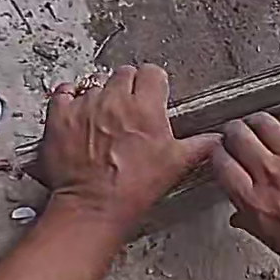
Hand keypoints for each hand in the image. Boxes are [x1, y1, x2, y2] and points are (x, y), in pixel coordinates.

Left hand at [36, 64, 218, 231]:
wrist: (93, 207)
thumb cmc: (134, 189)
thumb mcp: (176, 166)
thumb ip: (200, 146)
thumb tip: (218, 139)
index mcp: (146, 108)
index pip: (152, 73)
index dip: (153, 84)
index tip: (152, 95)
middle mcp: (115, 100)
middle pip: (124, 74)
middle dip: (128, 88)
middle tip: (128, 110)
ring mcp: (85, 106)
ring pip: (95, 84)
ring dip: (101, 96)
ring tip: (103, 119)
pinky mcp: (60, 116)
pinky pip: (63, 94)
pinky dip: (70, 100)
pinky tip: (78, 115)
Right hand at [210, 112, 279, 276]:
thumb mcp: (276, 242)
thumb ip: (252, 222)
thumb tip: (240, 215)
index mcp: (254, 201)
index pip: (221, 163)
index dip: (217, 154)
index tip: (221, 155)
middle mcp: (269, 173)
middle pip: (237, 135)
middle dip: (232, 133)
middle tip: (235, 136)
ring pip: (262, 122)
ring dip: (256, 123)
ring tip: (257, 127)